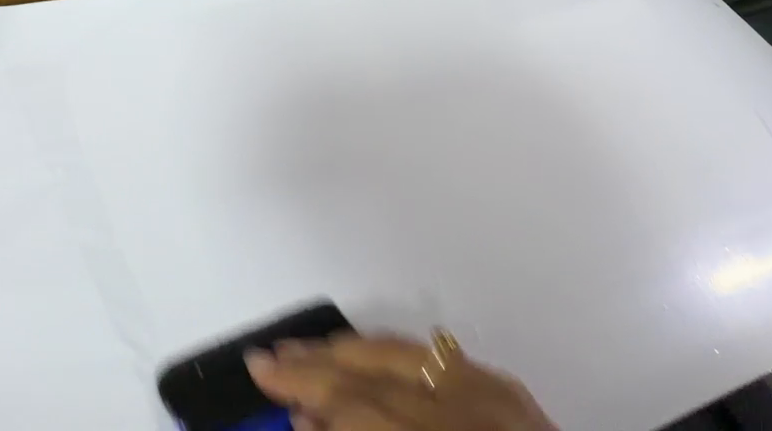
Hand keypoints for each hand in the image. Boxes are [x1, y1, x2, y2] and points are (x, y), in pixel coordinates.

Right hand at [246, 332, 556, 430]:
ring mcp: (490, 398)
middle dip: (314, 362)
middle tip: (269, 357)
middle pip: (371, 374)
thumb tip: (308, 423)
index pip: (352, 405)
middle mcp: (460, 413)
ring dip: (350, 349)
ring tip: (311, 349)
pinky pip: (444, 357)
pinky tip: (376, 353)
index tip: (258, 369)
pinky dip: (401, 352)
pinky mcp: (512, 395)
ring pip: (405, 353)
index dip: (300, 384)